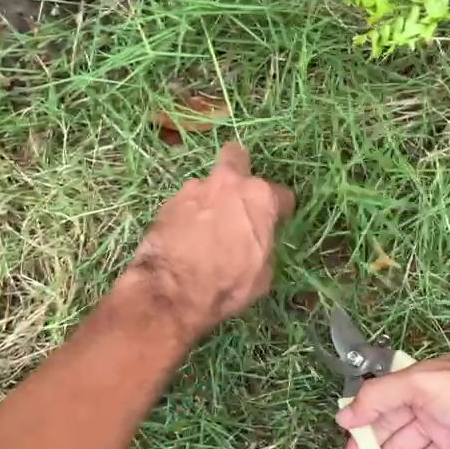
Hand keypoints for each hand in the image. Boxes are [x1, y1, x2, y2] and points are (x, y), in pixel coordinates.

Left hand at [126, 141, 294, 334]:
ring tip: (205, 230)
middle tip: (237, 197)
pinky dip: (188, 216)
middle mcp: (228, 183)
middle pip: (237, 158)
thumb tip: (257, 244)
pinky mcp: (168, 202)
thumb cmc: (229, 284)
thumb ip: (264, 248)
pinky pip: (185, 204)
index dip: (280, 211)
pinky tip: (186, 238)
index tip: (276, 223)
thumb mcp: (262, 275)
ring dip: (209, 200)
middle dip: (239, 170)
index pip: (281, 195)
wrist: (175, 290)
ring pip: (207, 185)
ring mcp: (194, 189)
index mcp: (260, 197)